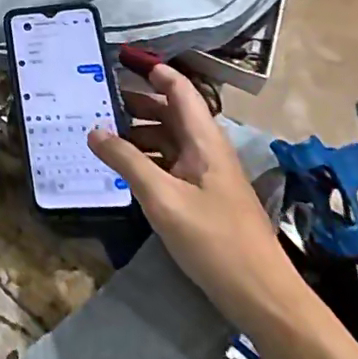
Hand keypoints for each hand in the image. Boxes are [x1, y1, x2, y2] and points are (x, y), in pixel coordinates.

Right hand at [88, 63, 303, 332]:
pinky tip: (121, 168)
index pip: (179, 89)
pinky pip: (169, 164)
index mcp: (203, 140)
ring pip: (167, 139)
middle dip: (134, 102)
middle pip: (169, 112)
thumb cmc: (214, 240)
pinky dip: (144, 158)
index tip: (117, 61)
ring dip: (136, 132)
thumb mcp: (162, 199)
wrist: (263, 297)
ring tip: (100, 133)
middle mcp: (206, 149)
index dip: (152, 71)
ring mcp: (205, 174)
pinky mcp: (203, 197)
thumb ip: (126, 161)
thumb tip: (93, 130)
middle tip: (95, 100)